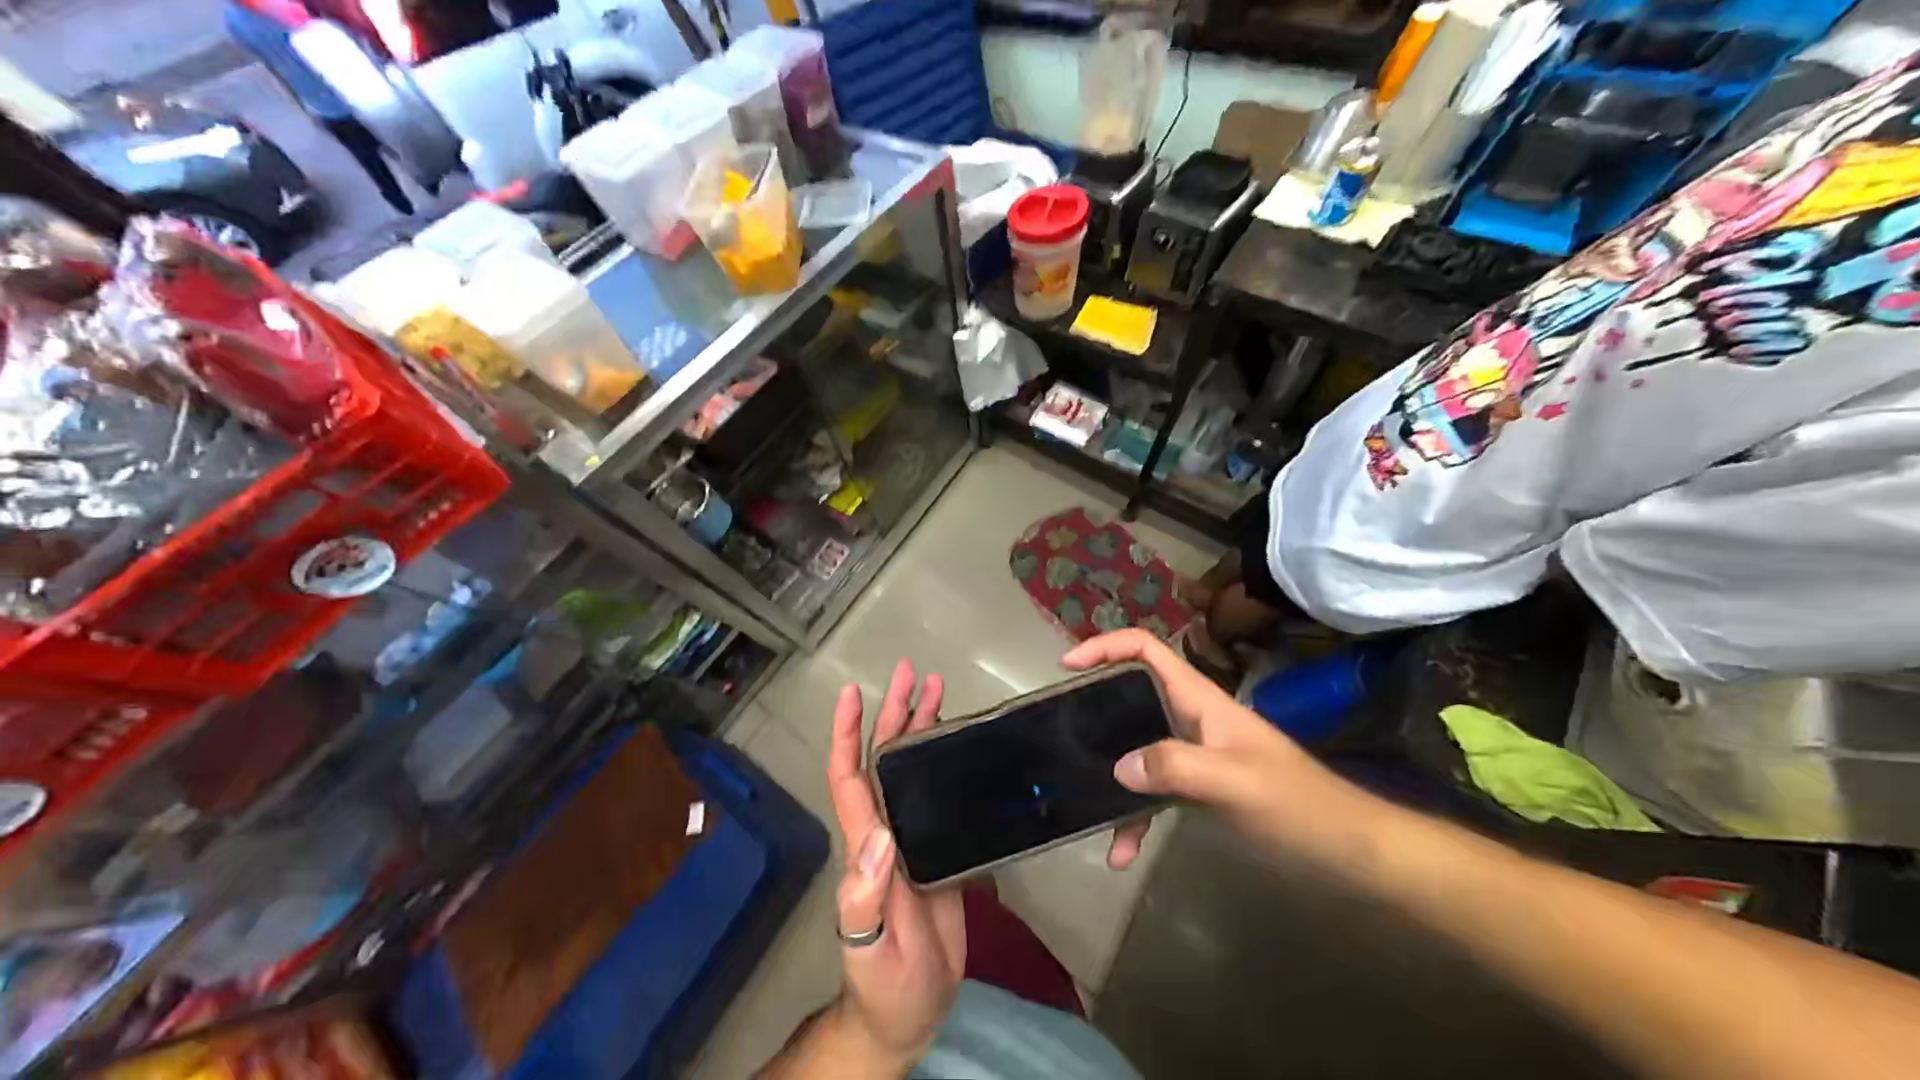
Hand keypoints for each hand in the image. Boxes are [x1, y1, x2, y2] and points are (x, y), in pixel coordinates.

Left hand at [824, 660, 965, 1067]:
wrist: (911, 1012)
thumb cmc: (883, 983)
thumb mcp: (869, 945)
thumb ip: (867, 894)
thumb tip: (877, 834)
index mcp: (865, 844)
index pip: (849, 777)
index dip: (848, 734)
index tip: (852, 693)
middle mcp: (886, 830)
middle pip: (884, 759)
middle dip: (894, 713)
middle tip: (912, 672)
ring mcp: (912, 839)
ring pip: (912, 771)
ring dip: (921, 729)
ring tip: (938, 691)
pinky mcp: (939, 852)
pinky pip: (939, 796)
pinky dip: (946, 764)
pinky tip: (960, 746)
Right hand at [1064, 629, 1372, 868]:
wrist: (1348, 852)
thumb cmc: (1297, 806)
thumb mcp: (1235, 783)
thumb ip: (1177, 767)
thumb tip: (1118, 766)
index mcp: (1200, 701)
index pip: (1148, 651)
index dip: (1106, 646)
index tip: (1067, 664)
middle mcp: (1190, 720)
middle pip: (1131, 696)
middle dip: (1094, 709)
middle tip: (1060, 731)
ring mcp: (1193, 755)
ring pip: (1135, 751)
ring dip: (1110, 779)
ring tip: (1083, 808)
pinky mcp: (1197, 789)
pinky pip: (1151, 793)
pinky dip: (1133, 818)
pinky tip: (1121, 855)